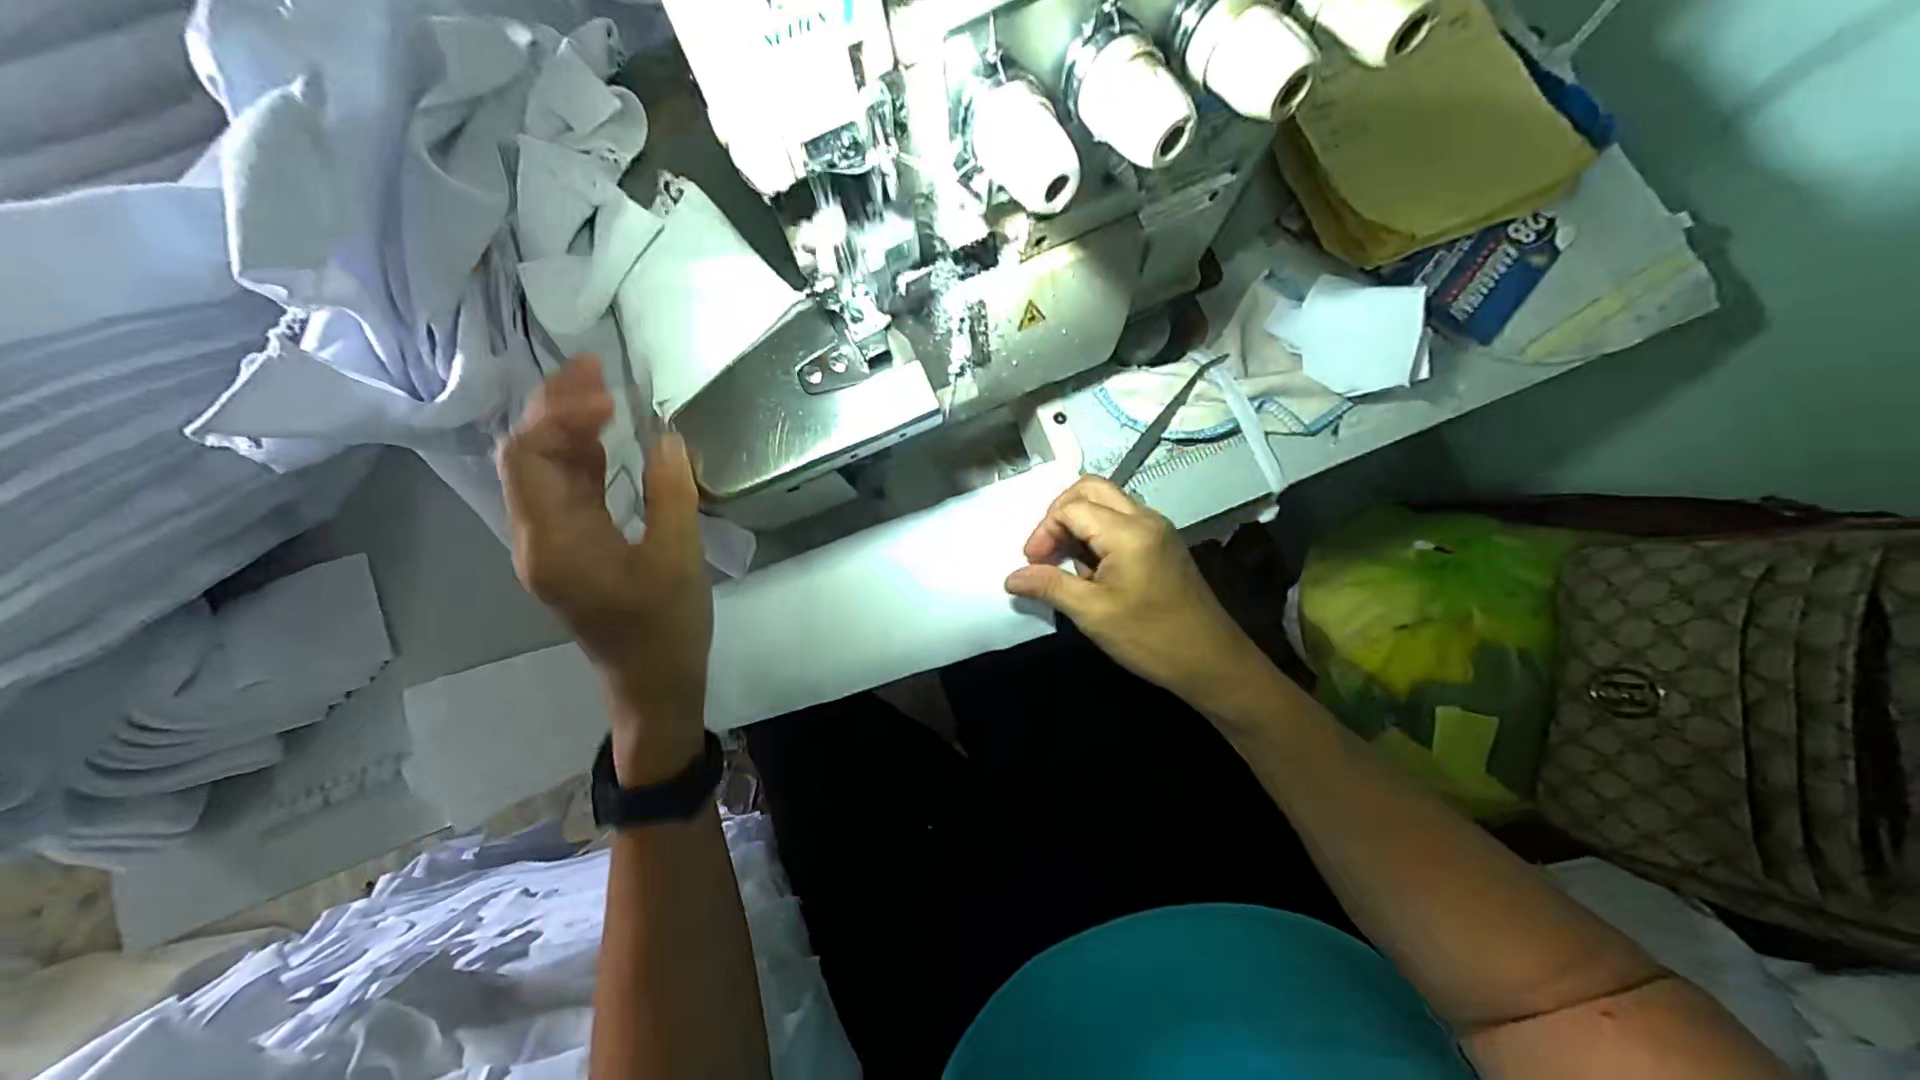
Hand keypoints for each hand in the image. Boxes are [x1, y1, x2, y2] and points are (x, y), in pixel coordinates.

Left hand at [496, 355, 711, 784]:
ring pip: (542, 470)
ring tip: (601, 388)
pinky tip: (606, 436)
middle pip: (526, 457)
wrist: (654, 684)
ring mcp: (550, 544)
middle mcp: (537, 538)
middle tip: (596, 368)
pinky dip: (581, 455)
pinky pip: (564, 489)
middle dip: (554, 407)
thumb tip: (664, 437)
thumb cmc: (667, 630)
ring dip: (565, 427)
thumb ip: (670, 494)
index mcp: (554, 544)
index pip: (529, 459)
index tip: (609, 392)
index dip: (560, 415)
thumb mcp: (679, 561)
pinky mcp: (570, 548)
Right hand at [1004, 475, 1264, 708]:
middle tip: (1045, 548)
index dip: (1044, 531)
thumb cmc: (1150, 637)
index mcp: (1129, 531)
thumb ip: (1050, 586)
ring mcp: (1158, 530)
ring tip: (1065, 561)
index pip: (1072, 509)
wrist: (1210, 661)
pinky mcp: (1163, 545)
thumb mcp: (1092, 613)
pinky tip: (1090, 569)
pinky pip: (1122, 521)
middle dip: (1059, 513)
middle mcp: (1146, 519)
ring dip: (1079, 522)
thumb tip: (1012, 577)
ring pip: (1108, 503)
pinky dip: (1098, 533)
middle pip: (1092, 489)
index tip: (1032, 564)